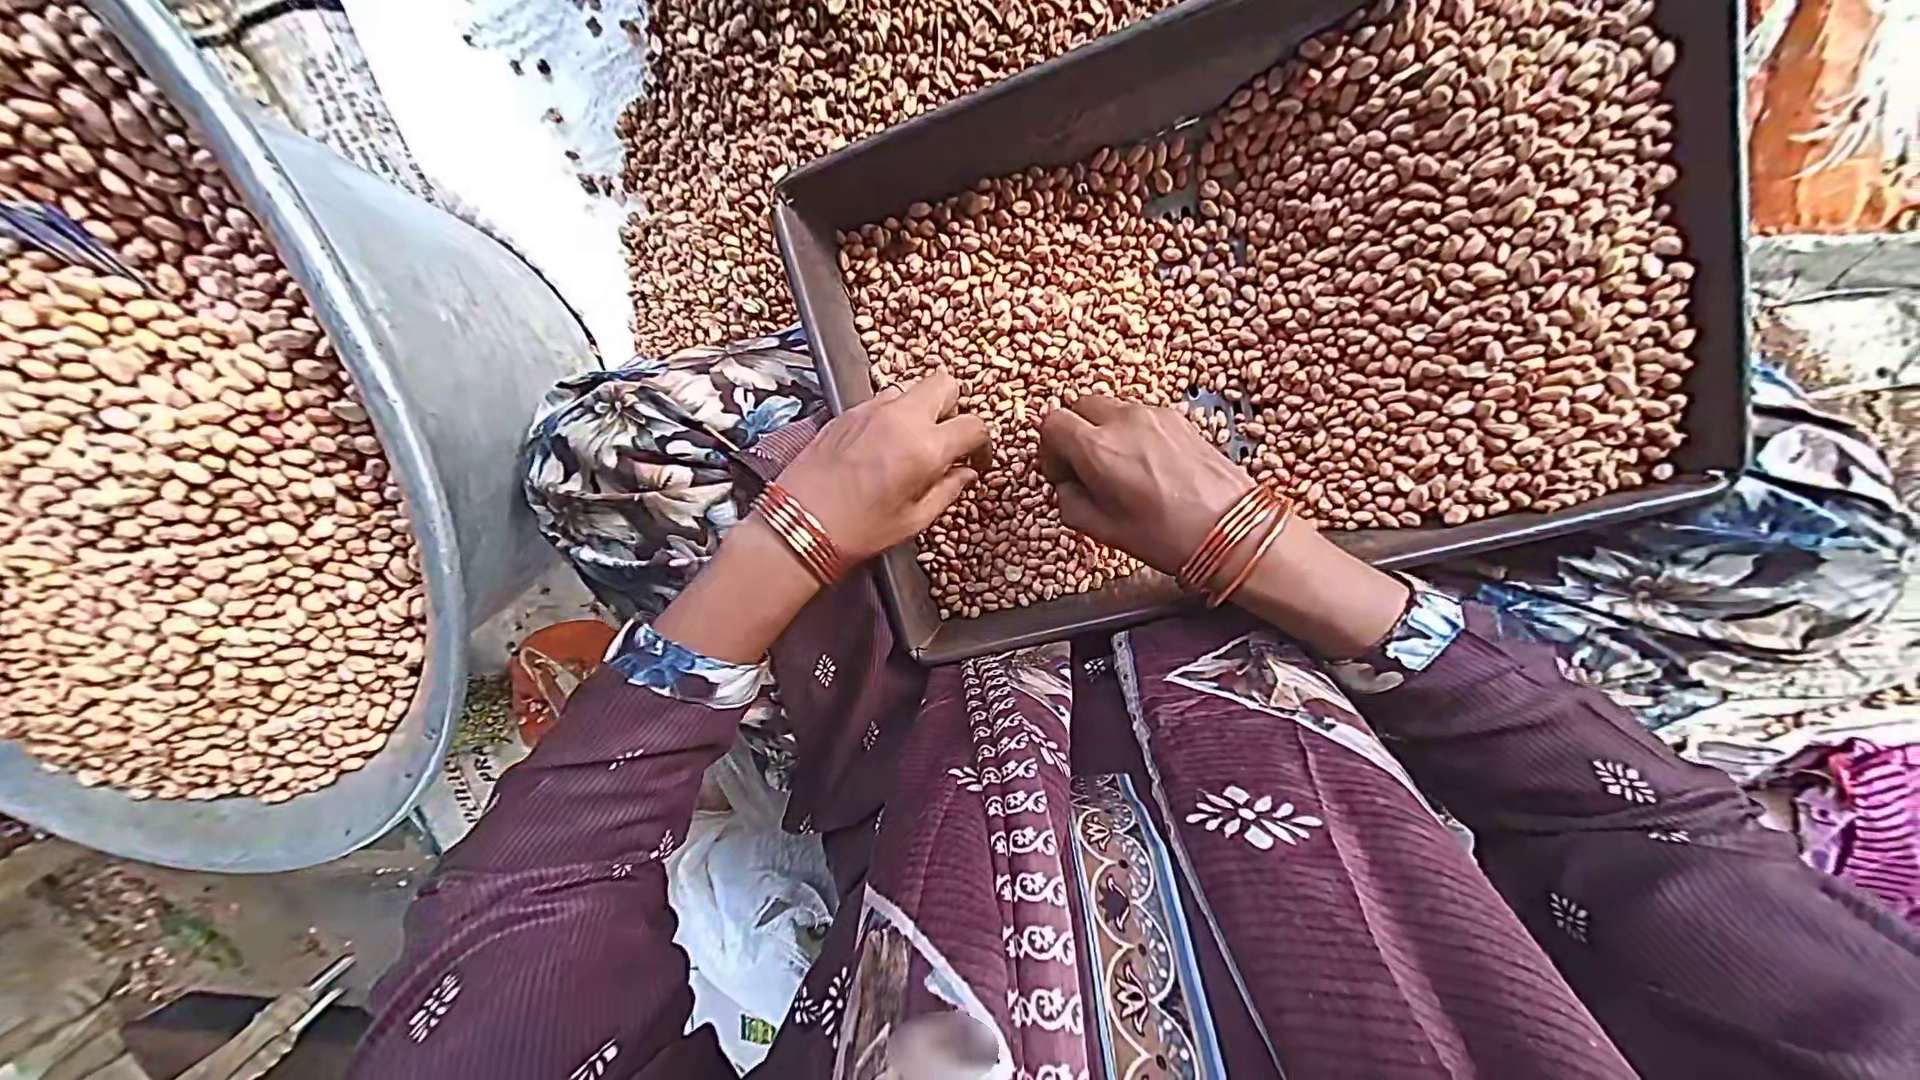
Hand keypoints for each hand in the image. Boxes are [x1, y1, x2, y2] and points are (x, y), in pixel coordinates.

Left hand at [777, 371, 989, 562]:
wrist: (799, 523)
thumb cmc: (859, 530)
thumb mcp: (914, 520)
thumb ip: (948, 490)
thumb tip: (965, 472)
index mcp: (925, 447)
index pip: (974, 425)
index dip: (982, 443)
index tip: (976, 460)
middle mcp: (902, 418)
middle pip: (945, 384)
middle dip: (955, 407)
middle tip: (948, 438)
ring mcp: (872, 410)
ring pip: (912, 388)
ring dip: (922, 409)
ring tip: (914, 441)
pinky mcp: (847, 412)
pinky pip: (882, 399)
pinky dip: (893, 414)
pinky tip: (884, 444)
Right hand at [1038, 396, 1252, 575]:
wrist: (1233, 531)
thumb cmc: (1166, 536)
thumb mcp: (1101, 529)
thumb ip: (1068, 500)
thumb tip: (1066, 484)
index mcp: (1097, 448)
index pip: (1052, 423)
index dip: (1050, 449)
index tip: (1061, 472)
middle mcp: (1123, 420)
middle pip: (1079, 406)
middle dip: (1074, 433)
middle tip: (1084, 467)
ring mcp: (1154, 415)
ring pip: (1110, 408)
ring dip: (1102, 431)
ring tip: (1118, 468)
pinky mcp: (1178, 418)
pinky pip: (1139, 415)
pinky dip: (1130, 432)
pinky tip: (1146, 465)